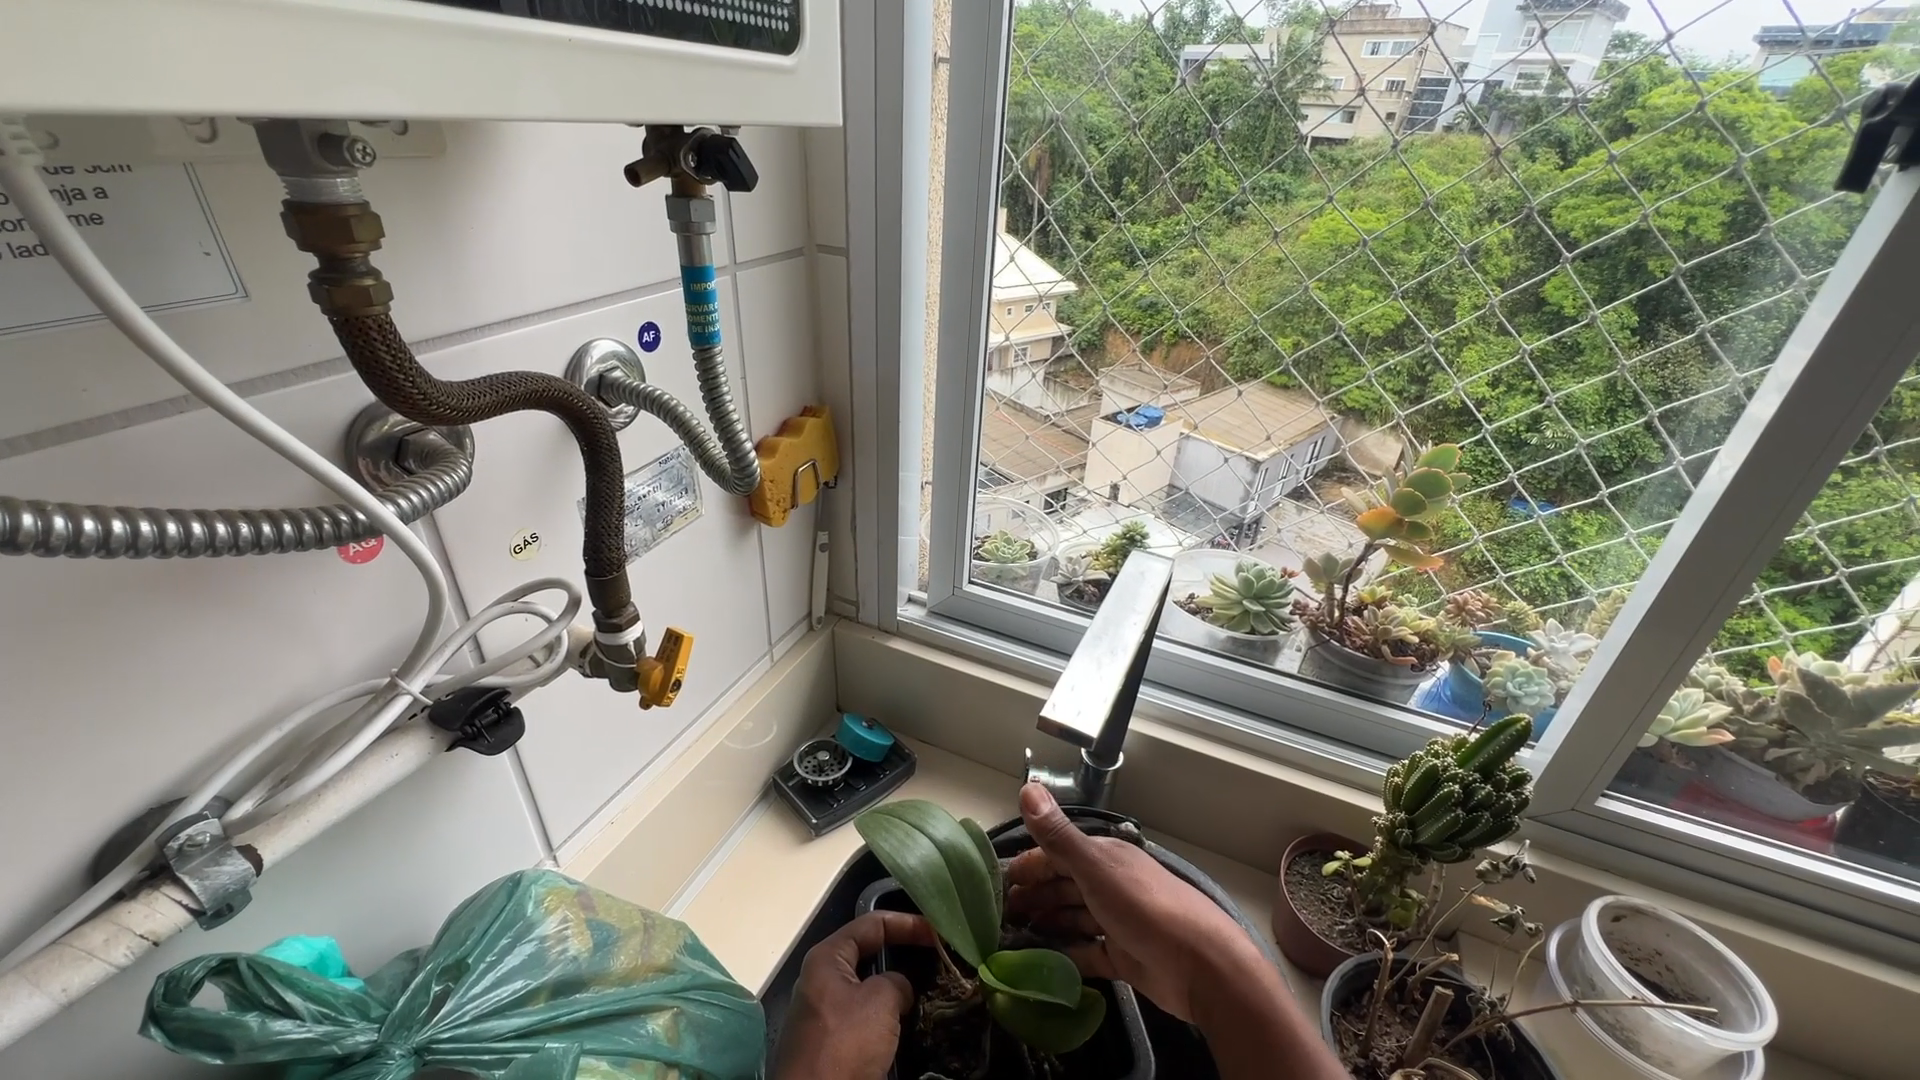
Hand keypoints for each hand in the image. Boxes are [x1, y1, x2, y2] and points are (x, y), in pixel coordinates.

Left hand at [771, 911, 934, 1079]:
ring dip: (896, 990)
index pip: (872, 924)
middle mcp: (821, 980)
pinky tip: (906, 1022)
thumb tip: (900, 989)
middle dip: (902, 955)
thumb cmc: (845, 1044)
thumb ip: (896, 983)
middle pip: (868, 954)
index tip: (938, 932)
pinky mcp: (830, 1045)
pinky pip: (864, 1019)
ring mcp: (824, 1014)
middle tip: (935, 958)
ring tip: (927, 989)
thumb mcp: (880, 1001)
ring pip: (868, 989)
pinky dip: (886, 1017)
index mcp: (827, 958)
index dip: (907, 923)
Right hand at [1004, 783, 1274, 1022]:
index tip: (1002, 880)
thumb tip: (1027, 787)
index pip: (1059, 854)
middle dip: (1035, 895)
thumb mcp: (1096, 867)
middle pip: (1065, 886)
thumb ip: (1058, 834)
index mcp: (1106, 858)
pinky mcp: (1125, 957)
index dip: (1030, 864)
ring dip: (1047, 923)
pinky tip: (1043, 964)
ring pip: (1074, 918)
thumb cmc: (1145, 908)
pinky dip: (1066, 955)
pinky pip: (1088, 952)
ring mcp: (1119, 922)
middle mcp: (1111, 885)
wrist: (1202, 967)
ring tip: (1014, 937)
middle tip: (1001, 913)